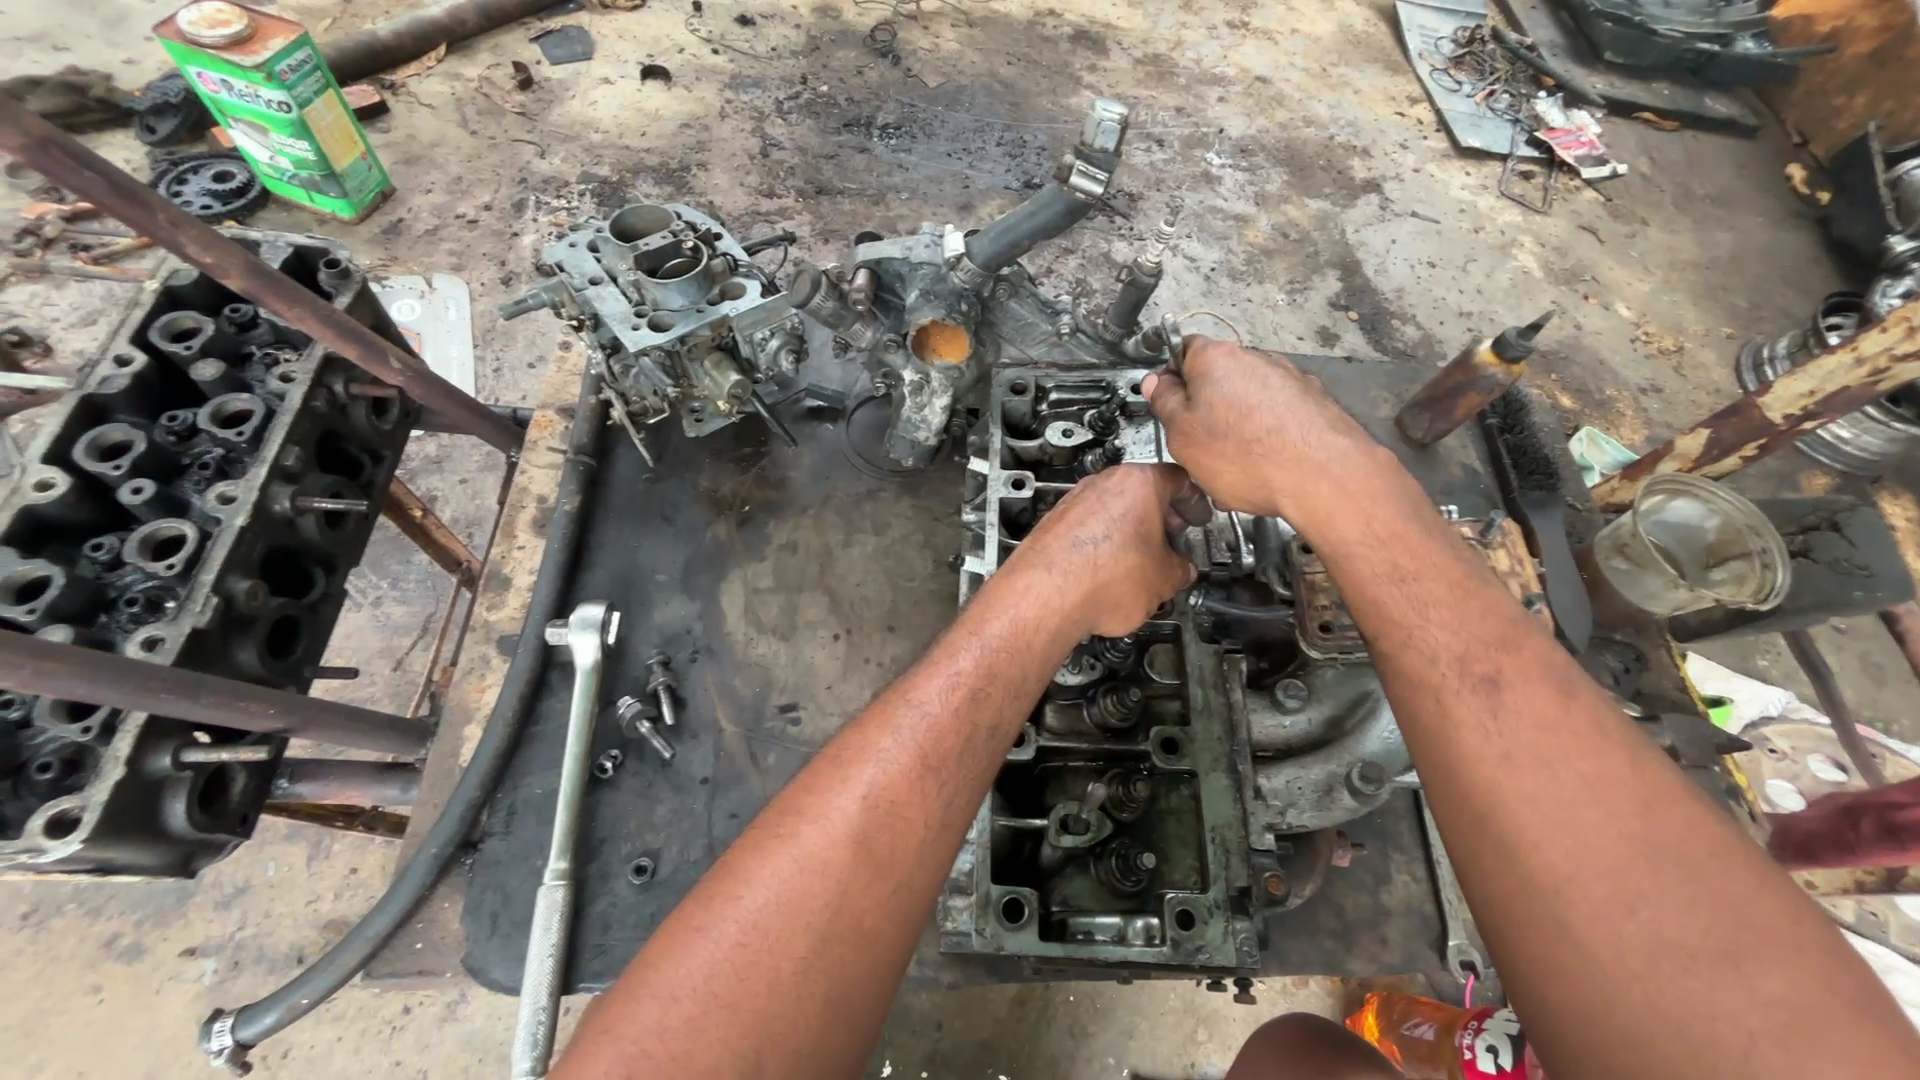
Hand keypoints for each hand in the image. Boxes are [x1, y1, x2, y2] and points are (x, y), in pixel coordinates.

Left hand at [997, 464, 1195, 637]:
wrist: (1046, 596)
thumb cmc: (1100, 579)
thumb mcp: (1163, 579)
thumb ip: (1180, 569)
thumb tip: (1181, 571)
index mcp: (1139, 483)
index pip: (1178, 480)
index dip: (1194, 502)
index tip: (1197, 516)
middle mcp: (1103, 484)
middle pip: (1142, 492)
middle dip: (1161, 518)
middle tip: (1173, 539)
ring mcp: (1074, 502)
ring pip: (1112, 510)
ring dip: (1130, 532)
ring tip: (1140, 563)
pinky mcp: (1054, 524)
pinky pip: (1088, 528)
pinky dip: (1103, 543)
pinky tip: (1108, 571)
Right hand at [1144, 336, 1396, 525]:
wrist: (1324, 477)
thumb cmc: (1248, 456)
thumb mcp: (1182, 434)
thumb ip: (1164, 402)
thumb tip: (1156, 382)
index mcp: (1216, 358)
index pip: (1181, 351)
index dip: (1169, 379)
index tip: (1164, 405)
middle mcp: (1255, 359)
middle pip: (1216, 380)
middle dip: (1204, 411)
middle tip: (1196, 447)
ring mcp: (1289, 380)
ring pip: (1245, 403)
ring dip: (1234, 429)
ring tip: (1232, 469)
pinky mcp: (1313, 404)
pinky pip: (1274, 419)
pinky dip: (1264, 439)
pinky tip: (1262, 470)